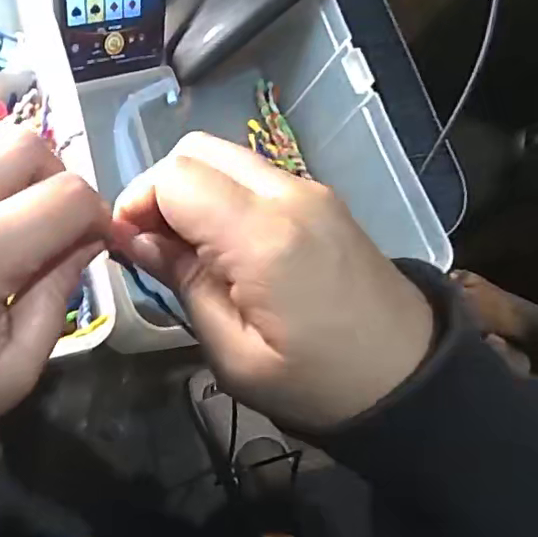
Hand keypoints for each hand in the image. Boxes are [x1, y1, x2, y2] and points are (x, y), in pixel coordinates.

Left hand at [0, 128, 107, 500]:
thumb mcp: (16, 368)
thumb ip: (58, 293)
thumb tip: (87, 241)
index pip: (63, 197)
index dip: (99, 215)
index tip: (100, 245)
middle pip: (22, 144)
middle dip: (60, 181)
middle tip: (61, 231)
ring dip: (17, 178)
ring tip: (19, 232)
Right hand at [112, 133, 434, 430]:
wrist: (412, 381)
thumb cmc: (317, 384)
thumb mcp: (233, 354)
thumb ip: (183, 284)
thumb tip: (134, 239)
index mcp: (264, 236)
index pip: (175, 179)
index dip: (136, 204)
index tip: (125, 247)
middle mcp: (289, 195)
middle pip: (197, 152)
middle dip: (159, 191)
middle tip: (152, 246)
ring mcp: (312, 191)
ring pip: (224, 157)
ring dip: (191, 192)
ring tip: (186, 250)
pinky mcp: (323, 200)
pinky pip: (254, 176)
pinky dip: (222, 196)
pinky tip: (223, 246)